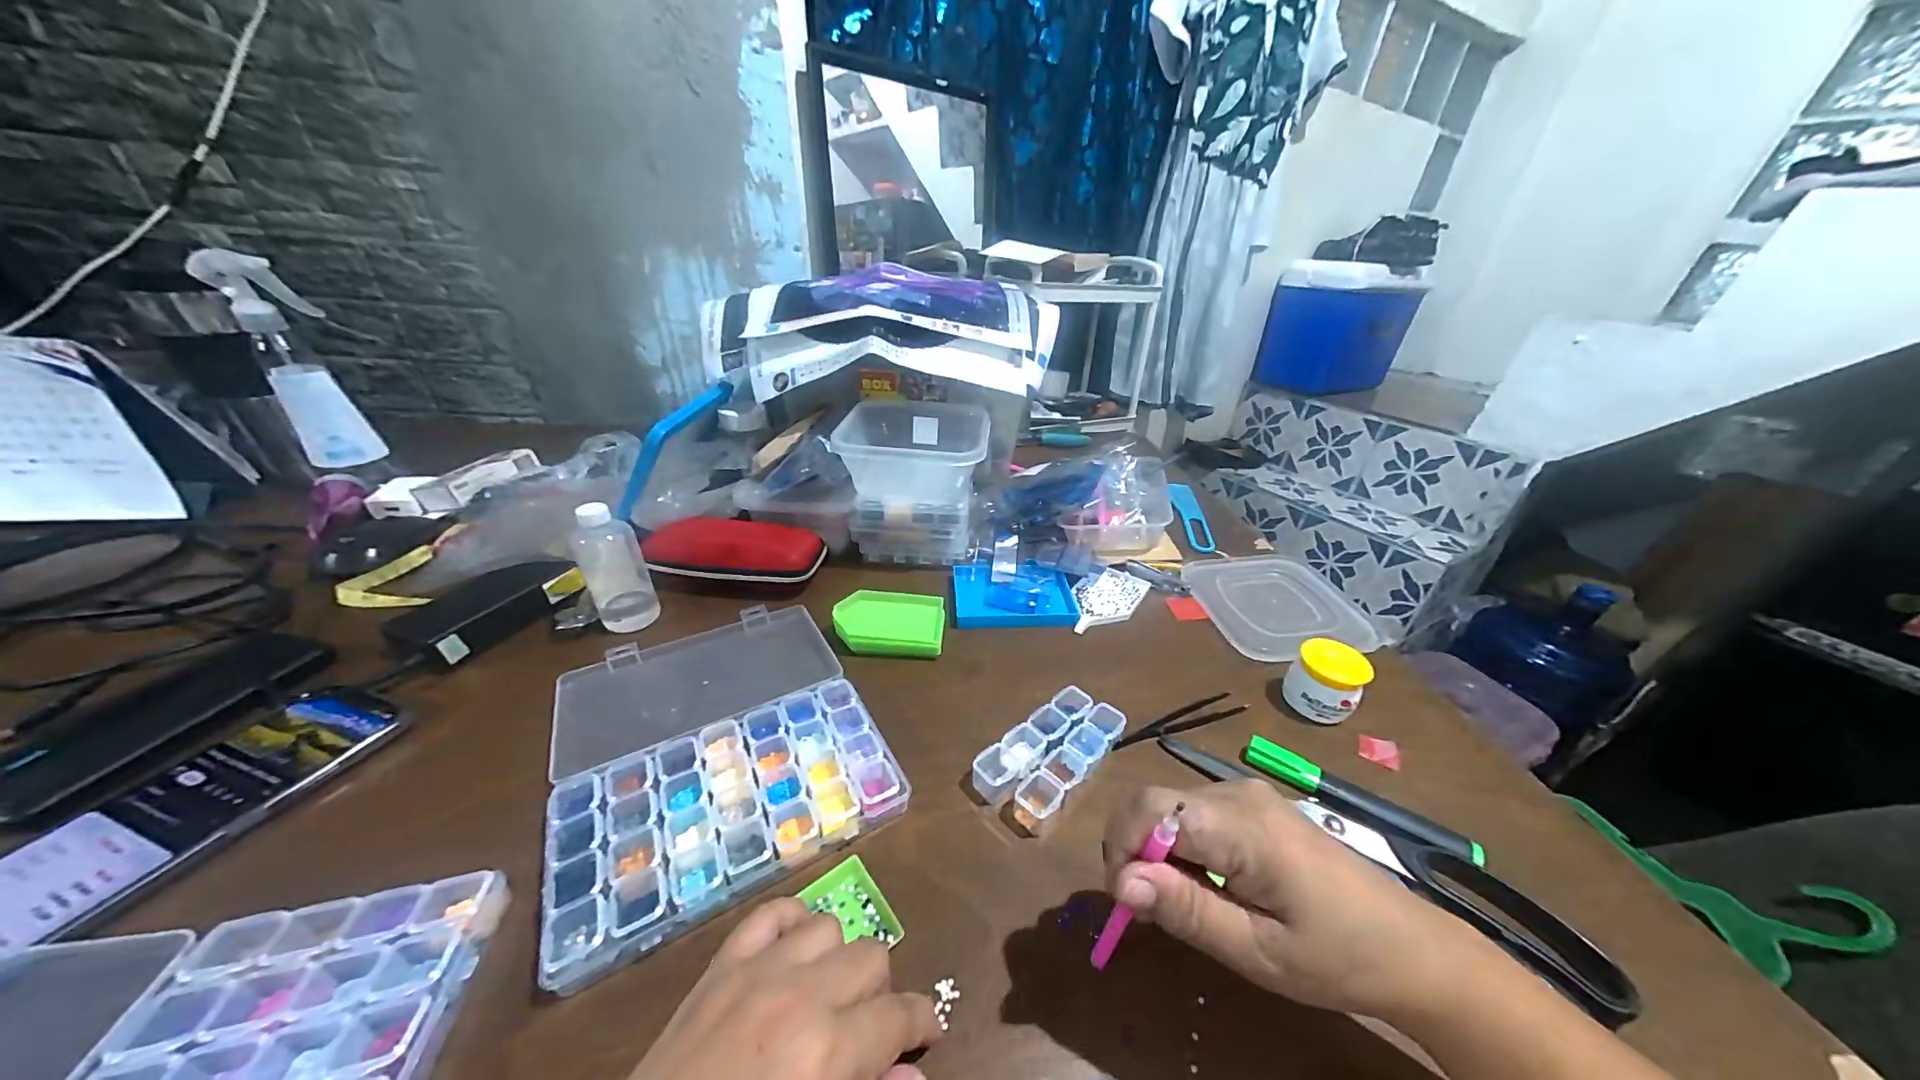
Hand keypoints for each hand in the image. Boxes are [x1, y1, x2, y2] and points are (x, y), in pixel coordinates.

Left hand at [628, 897, 940, 1079]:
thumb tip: (913, 1073)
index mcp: (829, 1050)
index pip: (901, 1014)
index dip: (922, 1022)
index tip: (924, 1033)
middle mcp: (802, 995)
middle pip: (872, 957)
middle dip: (878, 992)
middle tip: (863, 1028)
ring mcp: (758, 969)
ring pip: (829, 926)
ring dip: (835, 958)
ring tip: (824, 993)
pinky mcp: (722, 964)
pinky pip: (771, 913)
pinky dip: (790, 924)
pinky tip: (790, 954)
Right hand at [1102, 780, 1497, 1021]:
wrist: (1415, 949)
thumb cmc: (1339, 957)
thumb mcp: (1258, 950)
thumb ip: (1186, 910)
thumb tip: (1121, 881)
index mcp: (1241, 825)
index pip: (1147, 808)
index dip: (1121, 848)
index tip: (1129, 904)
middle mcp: (1238, 793)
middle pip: (1154, 805)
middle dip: (1135, 852)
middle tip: (1149, 912)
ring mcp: (1248, 795)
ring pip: (1170, 809)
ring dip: (1156, 852)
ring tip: (1180, 907)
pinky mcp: (1254, 806)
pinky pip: (1194, 815)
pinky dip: (1181, 847)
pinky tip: (1204, 887)